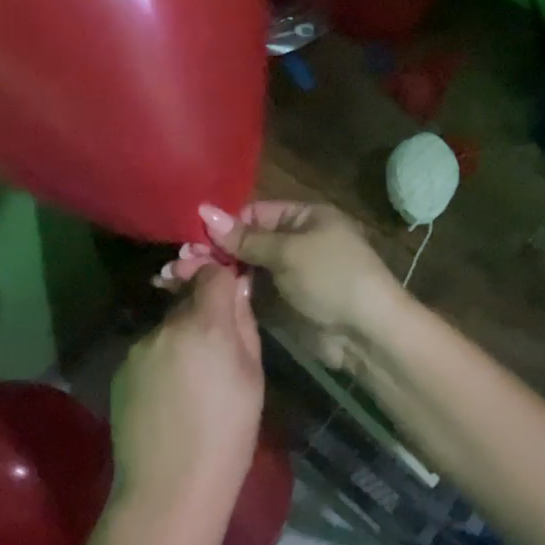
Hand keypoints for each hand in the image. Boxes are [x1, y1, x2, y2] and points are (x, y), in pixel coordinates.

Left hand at [110, 263, 263, 508]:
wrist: (169, 490)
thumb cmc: (227, 436)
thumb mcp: (252, 378)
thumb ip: (244, 324)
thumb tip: (239, 287)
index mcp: (205, 324)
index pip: (213, 272)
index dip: (225, 280)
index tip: (234, 300)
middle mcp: (166, 326)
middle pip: (188, 300)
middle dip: (204, 315)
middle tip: (218, 353)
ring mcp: (138, 348)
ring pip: (167, 328)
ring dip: (181, 341)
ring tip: (193, 384)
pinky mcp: (120, 370)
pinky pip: (149, 352)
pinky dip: (161, 363)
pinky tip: (169, 399)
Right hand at [177, 201, 402, 369]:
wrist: (367, 332)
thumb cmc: (333, 277)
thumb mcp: (290, 251)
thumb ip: (247, 238)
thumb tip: (205, 212)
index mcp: (305, 217)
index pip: (255, 213)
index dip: (225, 225)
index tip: (191, 237)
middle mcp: (295, 242)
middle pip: (247, 242)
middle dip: (215, 251)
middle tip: (178, 263)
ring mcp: (289, 276)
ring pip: (245, 269)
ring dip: (217, 273)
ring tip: (177, 279)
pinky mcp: (283, 305)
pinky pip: (251, 293)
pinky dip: (229, 293)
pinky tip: (199, 296)